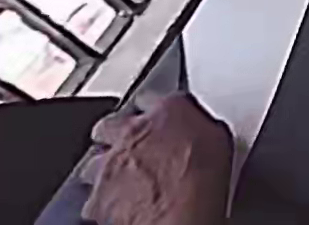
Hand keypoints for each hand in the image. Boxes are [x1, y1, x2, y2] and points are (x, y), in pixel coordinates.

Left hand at [80, 92, 232, 224]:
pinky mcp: (95, 203)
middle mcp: (133, 134)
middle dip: (114, 133)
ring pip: (92, 164)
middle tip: (129, 141)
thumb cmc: (203, 176)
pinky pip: (90, 201)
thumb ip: (196, 125)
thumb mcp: (217, 135)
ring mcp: (109, 169)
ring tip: (124, 178)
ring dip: (105, 169)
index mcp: (166, 110)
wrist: (182, 215)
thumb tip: (197, 131)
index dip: (152, 106)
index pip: (150, 96)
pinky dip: (103, 202)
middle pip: (108, 125)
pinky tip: (121, 206)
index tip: (157, 114)